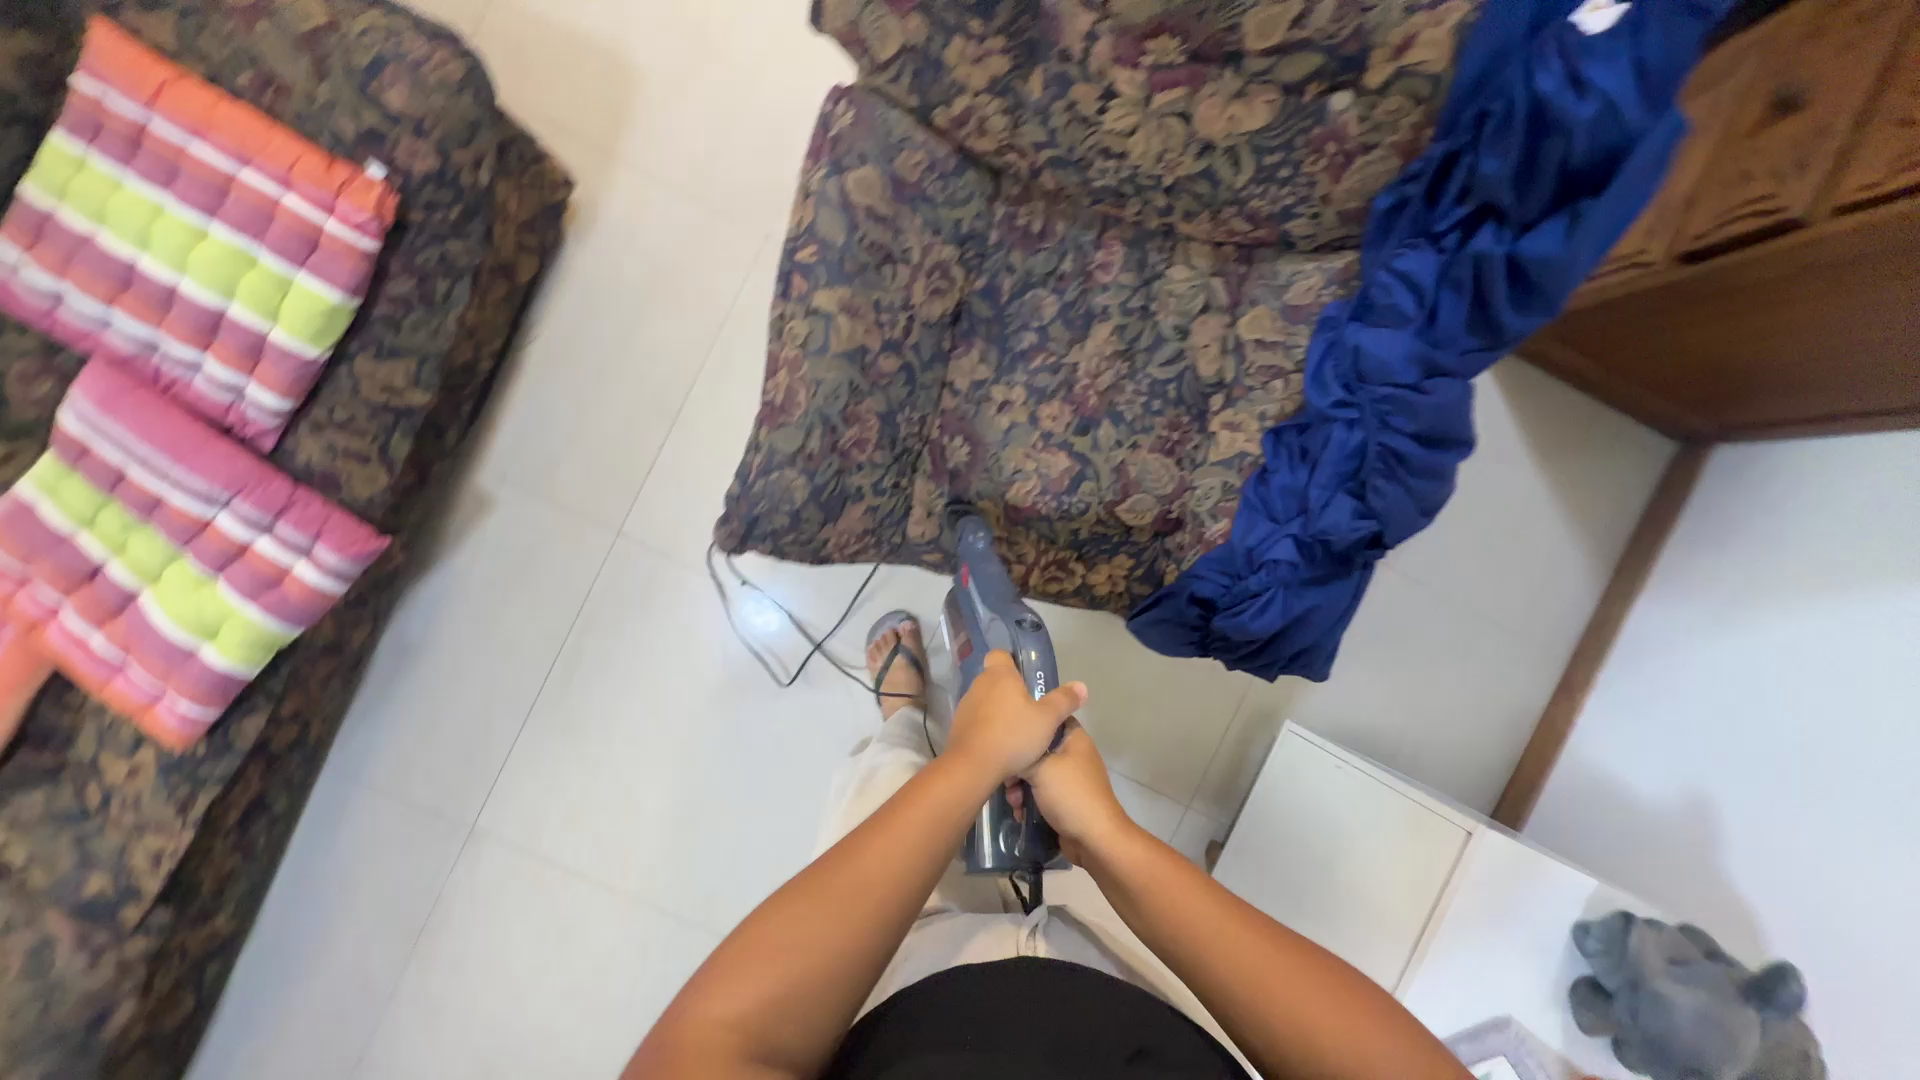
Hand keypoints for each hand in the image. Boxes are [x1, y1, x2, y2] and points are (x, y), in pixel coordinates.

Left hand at [946, 651, 1086, 782]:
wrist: (972, 766)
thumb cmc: (1012, 735)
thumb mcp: (1047, 719)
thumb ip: (1064, 700)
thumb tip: (1081, 686)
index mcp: (999, 675)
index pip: (1000, 654)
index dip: (1012, 661)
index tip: (1026, 677)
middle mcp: (979, 684)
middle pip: (995, 678)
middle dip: (1010, 690)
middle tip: (1030, 708)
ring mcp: (966, 705)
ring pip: (985, 700)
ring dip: (998, 709)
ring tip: (1016, 729)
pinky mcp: (958, 726)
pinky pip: (976, 719)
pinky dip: (987, 726)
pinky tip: (1000, 744)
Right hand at [1019, 720, 1132, 860]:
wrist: (1094, 839)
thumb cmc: (1069, 794)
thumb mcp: (1041, 767)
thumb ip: (1021, 753)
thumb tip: (1008, 751)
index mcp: (1074, 737)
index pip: (1048, 716)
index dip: (1028, 722)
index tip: (1007, 735)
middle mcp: (1072, 753)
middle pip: (1037, 748)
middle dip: (1018, 765)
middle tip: (1008, 780)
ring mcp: (1069, 778)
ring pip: (1036, 772)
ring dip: (1021, 787)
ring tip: (1014, 802)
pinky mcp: (1064, 799)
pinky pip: (1040, 792)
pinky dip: (1029, 800)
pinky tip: (1020, 813)